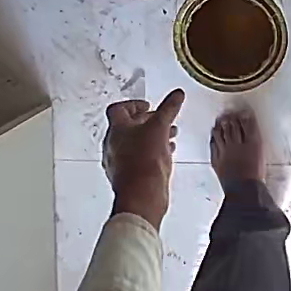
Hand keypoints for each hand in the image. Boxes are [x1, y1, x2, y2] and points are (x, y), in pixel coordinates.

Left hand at [104, 89, 183, 226]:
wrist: (142, 196)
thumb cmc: (143, 162)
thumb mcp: (160, 127)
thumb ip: (169, 109)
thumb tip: (176, 95)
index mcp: (116, 129)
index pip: (118, 109)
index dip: (133, 104)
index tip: (146, 105)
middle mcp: (113, 145)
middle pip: (128, 127)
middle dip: (147, 121)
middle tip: (160, 120)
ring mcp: (119, 162)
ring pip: (134, 144)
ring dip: (151, 138)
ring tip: (168, 136)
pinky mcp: (129, 177)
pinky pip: (138, 160)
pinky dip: (151, 154)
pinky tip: (165, 155)